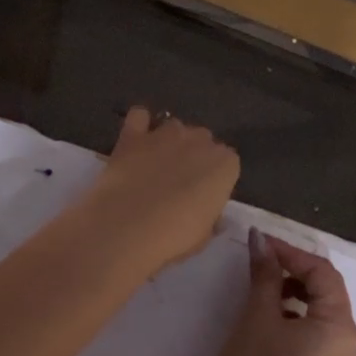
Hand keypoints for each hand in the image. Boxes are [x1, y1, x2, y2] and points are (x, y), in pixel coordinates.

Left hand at [75, 106, 239, 276]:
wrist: (126, 228)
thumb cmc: (174, 237)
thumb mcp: (203, 236)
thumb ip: (211, 219)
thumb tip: (214, 217)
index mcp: (225, 164)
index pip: (228, 162)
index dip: (216, 178)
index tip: (205, 195)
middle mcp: (199, 141)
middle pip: (202, 140)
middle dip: (194, 155)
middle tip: (180, 183)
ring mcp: (164, 134)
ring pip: (174, 127)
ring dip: (169, 141)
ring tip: (157, 165)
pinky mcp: (132, 136)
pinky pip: (139, 117)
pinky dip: (139, 125)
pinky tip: (136, 143)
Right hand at [211, 230, 355, 355]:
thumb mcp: (257, 316)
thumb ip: (264, 274)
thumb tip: (260, 239)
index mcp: (340, 325)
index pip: (322, 273)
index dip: (291, 253)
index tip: (260, 243)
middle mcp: (347, 339)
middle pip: (326, 289)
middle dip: (294, 268)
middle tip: (260, 258)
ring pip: (320, 307)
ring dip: (293, 288)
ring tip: (261, 283)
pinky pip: (314, 327)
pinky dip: (294, 311)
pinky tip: (268, 311)